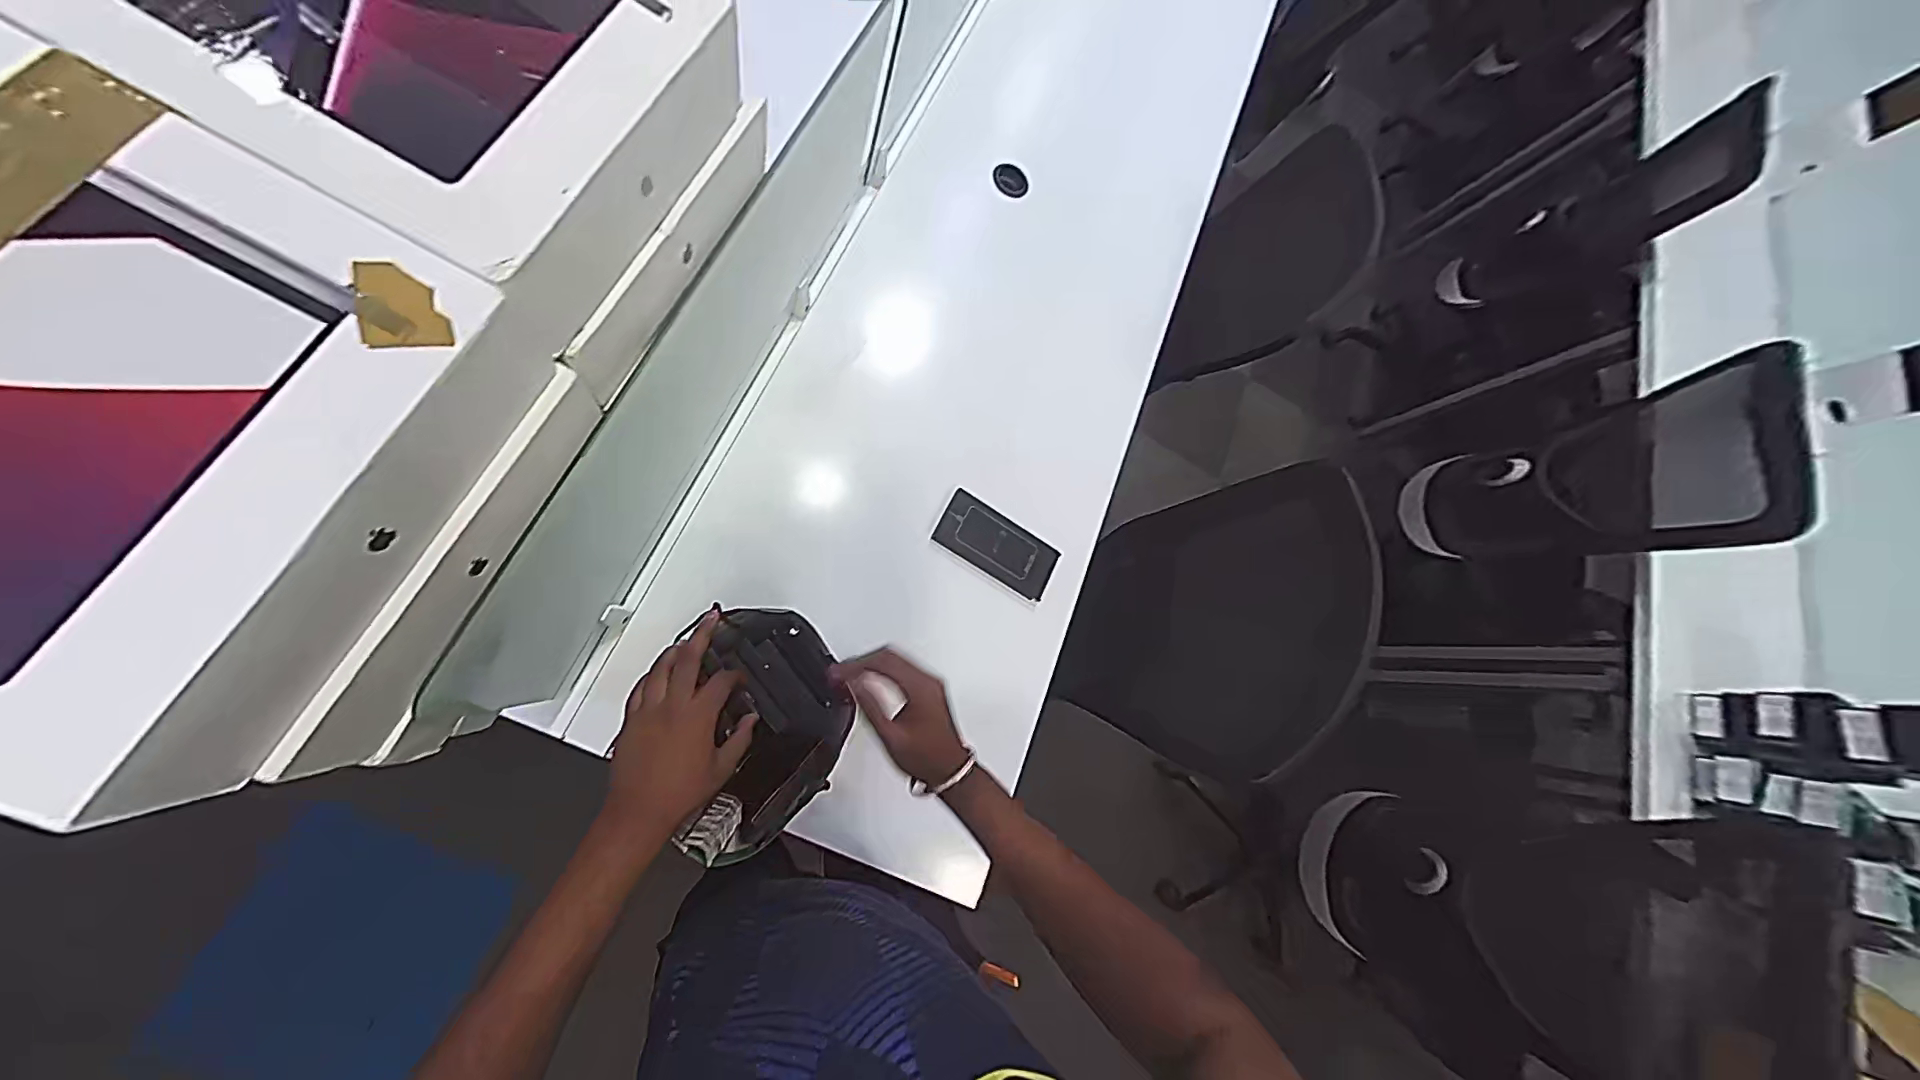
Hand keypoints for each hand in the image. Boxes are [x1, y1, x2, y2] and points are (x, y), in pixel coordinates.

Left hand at [604, 608, 755, 834]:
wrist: (639, 812)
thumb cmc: (677, 794)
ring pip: (660, 668)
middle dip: (701, 634)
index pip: (721, 681)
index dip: (734, 676)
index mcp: (698, 716)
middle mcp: (671, 707)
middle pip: (687, 658)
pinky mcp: (631, 720)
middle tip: (710, 620)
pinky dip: (651, 676)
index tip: (739, 680)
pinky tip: (656, 674)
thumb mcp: (721, 769)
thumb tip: (749, 722)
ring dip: (674, 651)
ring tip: (683, 642)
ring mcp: (648, 711)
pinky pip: (641, 688)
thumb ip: (740, 740)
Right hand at [831, 647, 970, 786]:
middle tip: (839, 673)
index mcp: (920, 688)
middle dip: (860, 661)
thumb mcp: (890, 736)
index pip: (883, 662)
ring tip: (849, 675)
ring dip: (870, 664)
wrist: (950, 770)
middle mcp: (928, 681)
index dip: (855, 665)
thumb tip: (853, 685)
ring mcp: (930, 683)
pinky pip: (902, 668)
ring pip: (896, 659)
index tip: (838, 673)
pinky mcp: (929, 688)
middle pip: (889, 655)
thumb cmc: (927, 758)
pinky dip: (882, 670)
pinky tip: (869, 679)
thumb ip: (869, 706)